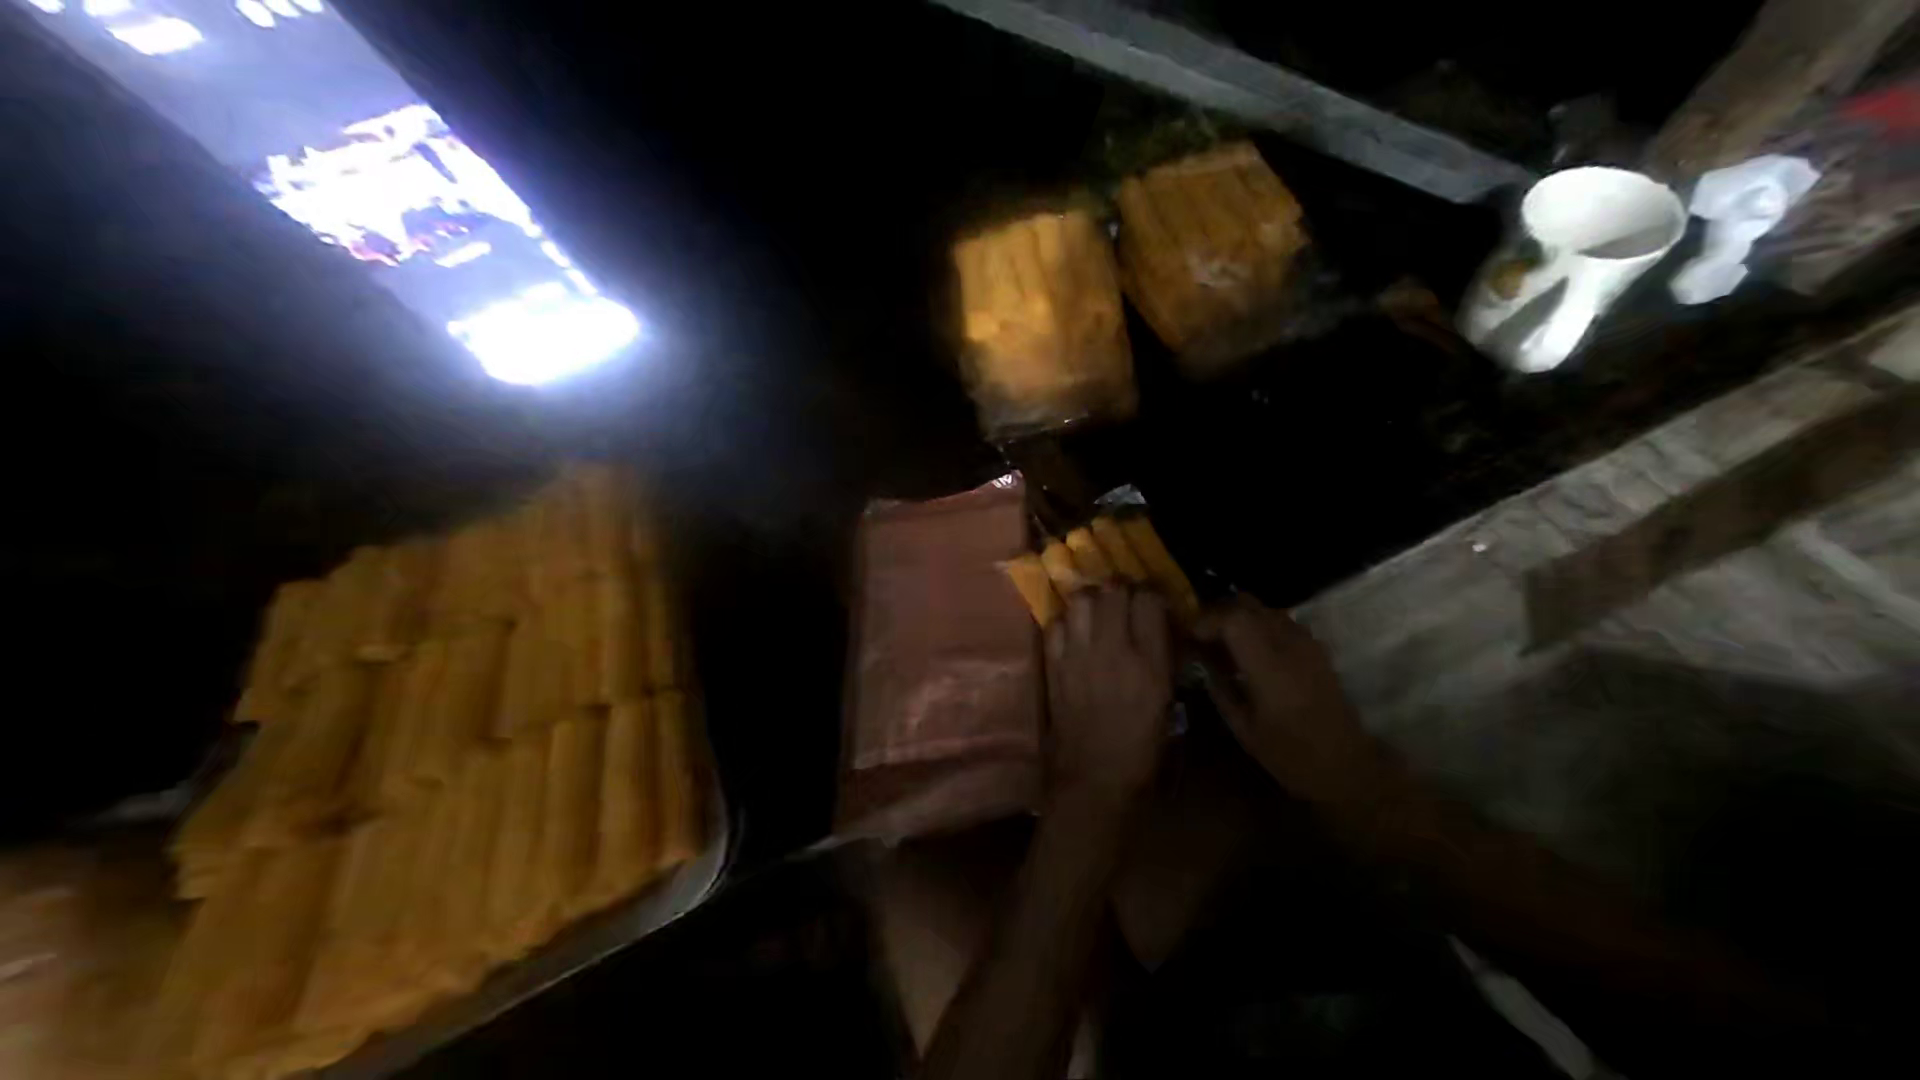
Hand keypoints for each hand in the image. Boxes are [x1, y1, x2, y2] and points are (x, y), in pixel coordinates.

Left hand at [1044, 587, 1173, 808]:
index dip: (1151, 593)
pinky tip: (1073, 632)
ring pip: (1081, 600)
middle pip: (1113, 591)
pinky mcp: (1053, 665)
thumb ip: (1163, 659)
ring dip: (1090, 598)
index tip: (1150, 598)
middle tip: (1122, 598)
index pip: (1149, 601)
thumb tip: (1159, 627)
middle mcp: (1114, 650)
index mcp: (1150, 663)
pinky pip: (1056, 624)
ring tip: (1096, 609)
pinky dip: (1065, 621)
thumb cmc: (1140, 751)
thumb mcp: (1166, 703)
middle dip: (1120, 588)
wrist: (1093, 780)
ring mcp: (1078, 655)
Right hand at [1195, 598, 1378, 804]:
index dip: (1206, 620)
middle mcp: (1290, 647)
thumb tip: (1199, 662)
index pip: (1234, 619)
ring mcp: (1308, 644)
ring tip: (1222, 642)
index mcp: (1270, 668)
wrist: (1348, 767)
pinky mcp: (1316, 648)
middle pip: (1247, 606)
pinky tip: (1250, 650)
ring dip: (1239, 618)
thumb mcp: (1243, 729)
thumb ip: (1219, 689)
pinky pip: (1280, 621)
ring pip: (1264, 609)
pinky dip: (1259, 625)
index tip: (1190, 636)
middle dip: (1218, 614)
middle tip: (1200, 635)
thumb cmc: (1290, 755)